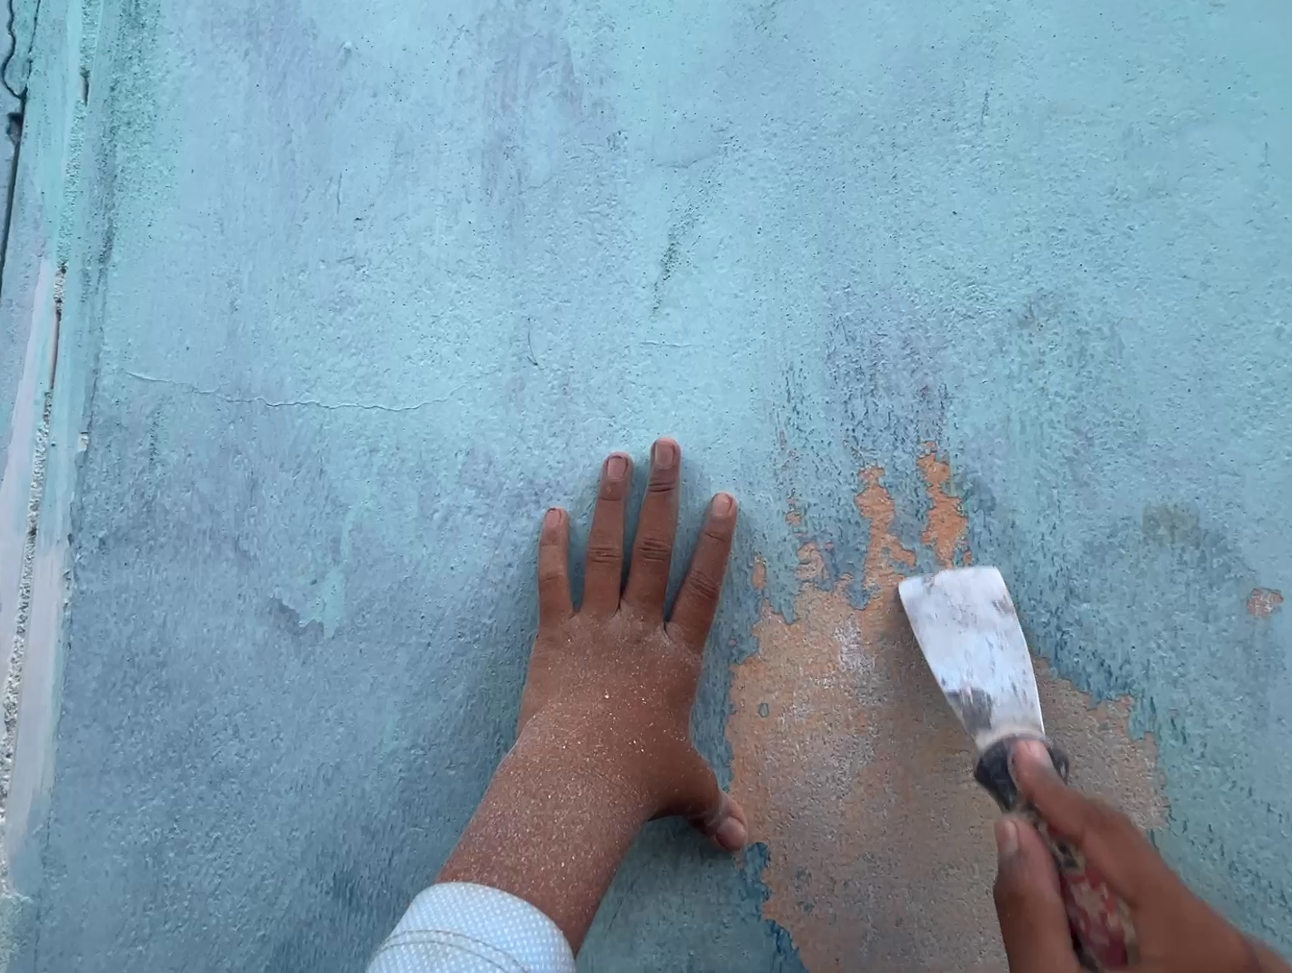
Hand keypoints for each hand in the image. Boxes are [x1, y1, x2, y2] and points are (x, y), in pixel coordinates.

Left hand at [511, 438, 746, 848]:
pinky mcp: (553, 634)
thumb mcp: (686, 790)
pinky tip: (551, 510)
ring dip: (612, 502)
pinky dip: (551, 545)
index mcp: (676, 657)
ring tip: (615, 458)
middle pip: (656, 548)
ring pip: (607, 551)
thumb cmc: (638, 782)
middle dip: (663, 493)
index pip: (704, 586)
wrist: (578, 782)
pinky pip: (552, 581)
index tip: (723, 496)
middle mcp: (638, 628)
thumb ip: (712, 806)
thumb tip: (741, 844)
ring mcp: (595, 625)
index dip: (716, 540)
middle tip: (665, 447)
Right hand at [994, 741, 1290, 972]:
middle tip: (1027, 863)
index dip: (1057, 794)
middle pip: (1133, 871)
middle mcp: (1243, 945)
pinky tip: (1112, 959)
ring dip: (1103, 899)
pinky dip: (1136, 928)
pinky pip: (1180, 930)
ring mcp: (1256, 965)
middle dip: (1073, 859)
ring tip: (1073, 940)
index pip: (1113, 837)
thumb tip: (1013, 832)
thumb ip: (1031, 913)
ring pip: (1155, 900)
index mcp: (1200, 941)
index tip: (1021, 755)